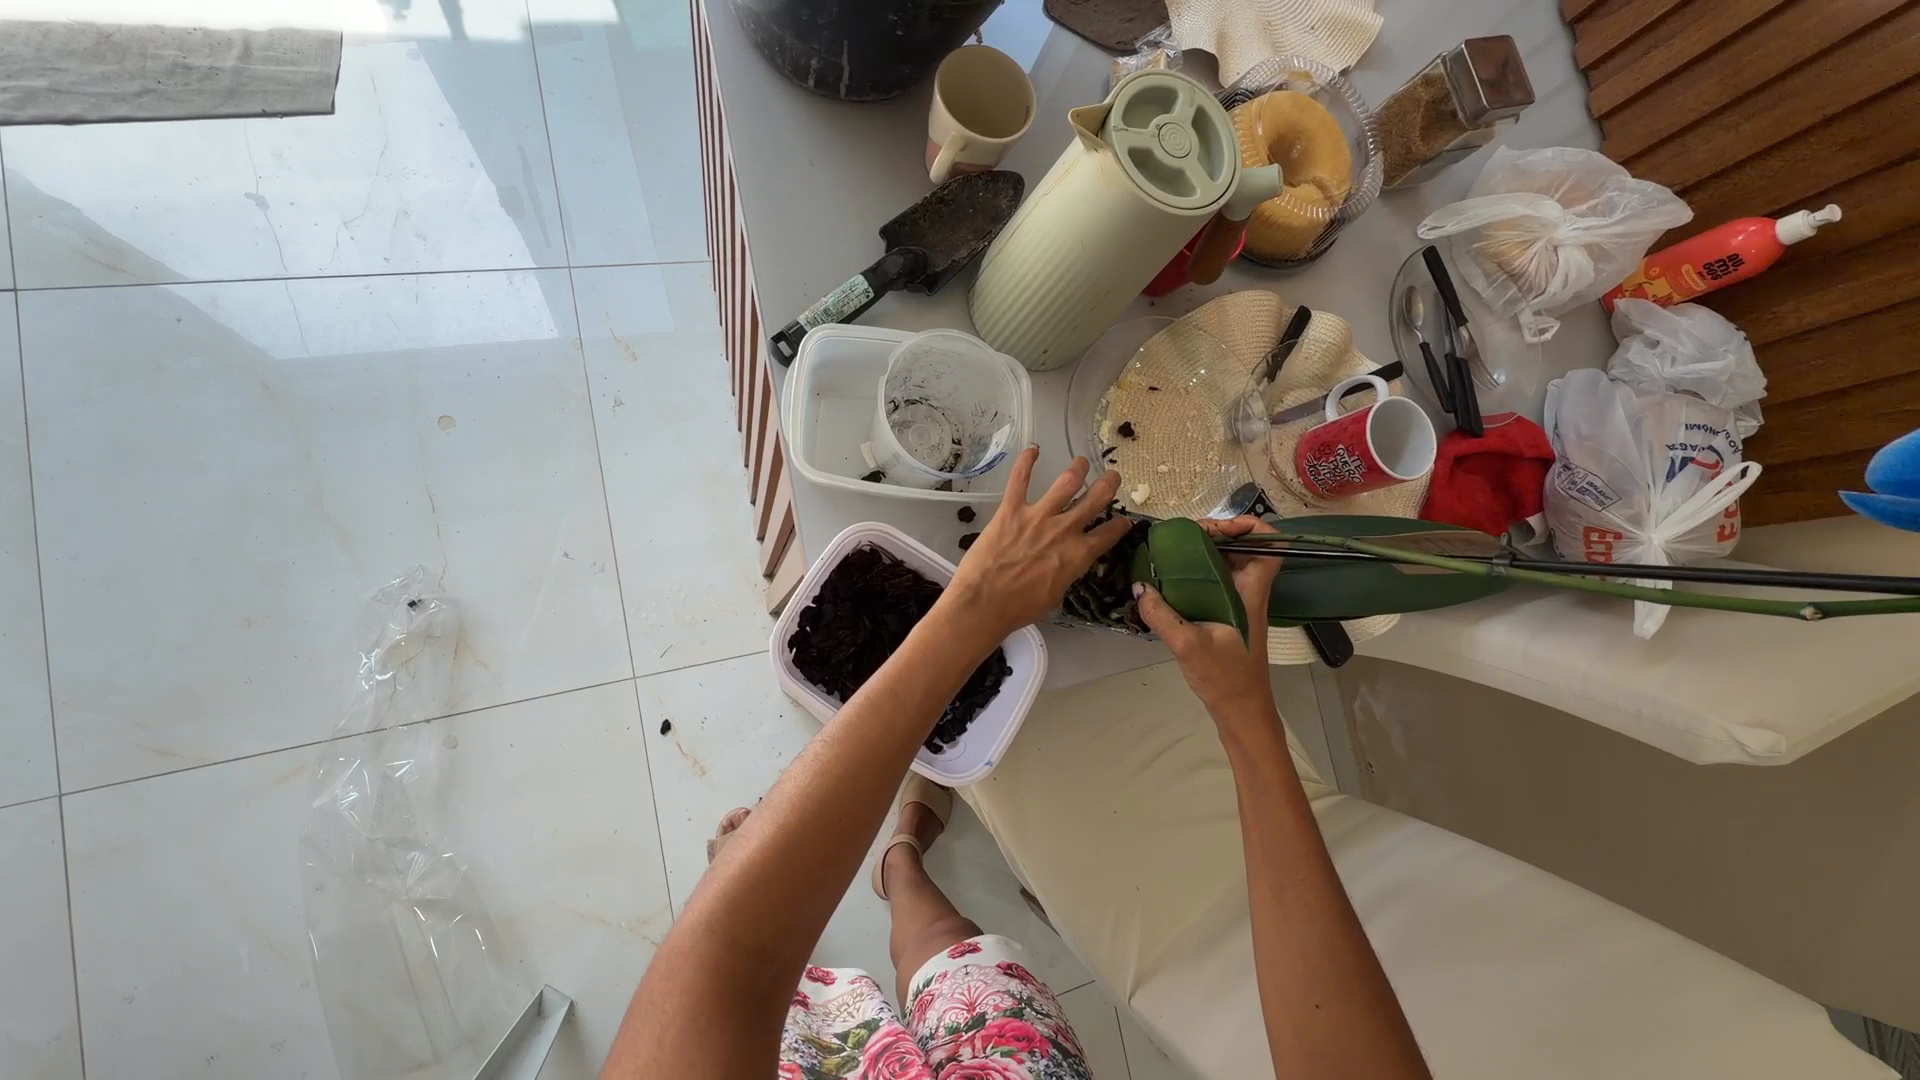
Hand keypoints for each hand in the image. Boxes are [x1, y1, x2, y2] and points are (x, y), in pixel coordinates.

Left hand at [941, 447, 1134, 644]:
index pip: (1108, 535)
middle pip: (1096, 499)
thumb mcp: (1054, 595)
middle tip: (1113, 476)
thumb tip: (1064, 566)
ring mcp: (1038, 516)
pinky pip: (1020, 479)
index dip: (1120, 525)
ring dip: (1077, 468)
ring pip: (1067, 482)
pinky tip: (1033, 449)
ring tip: (1081, 461)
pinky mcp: (1011, 510)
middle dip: (1108, 484)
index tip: (1125, 520)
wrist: (985, 604)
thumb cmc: (1019, 609)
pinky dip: (1027, 461)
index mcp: (1078, 556)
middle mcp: (1064, 530)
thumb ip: (1065, 573)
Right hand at [1134, 517, 1284, 723]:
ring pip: (1229, 563)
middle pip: (1244, 548)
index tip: (1219, 528)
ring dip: (1207, 551)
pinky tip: (1174, 577)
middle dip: (1218, 533)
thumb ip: (1162, 616)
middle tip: (1187, 536)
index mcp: (1251, 593)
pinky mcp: (1226, 615)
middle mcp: (1249, 593)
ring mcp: (1238, 604)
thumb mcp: (1188, 646)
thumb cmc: (1225, 678)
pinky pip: (1216, 581)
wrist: (1240, 709)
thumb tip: (1140, 586)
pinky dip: (1199, 571)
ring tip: (1176, 550)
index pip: (1271, 547)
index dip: (1252, 528)